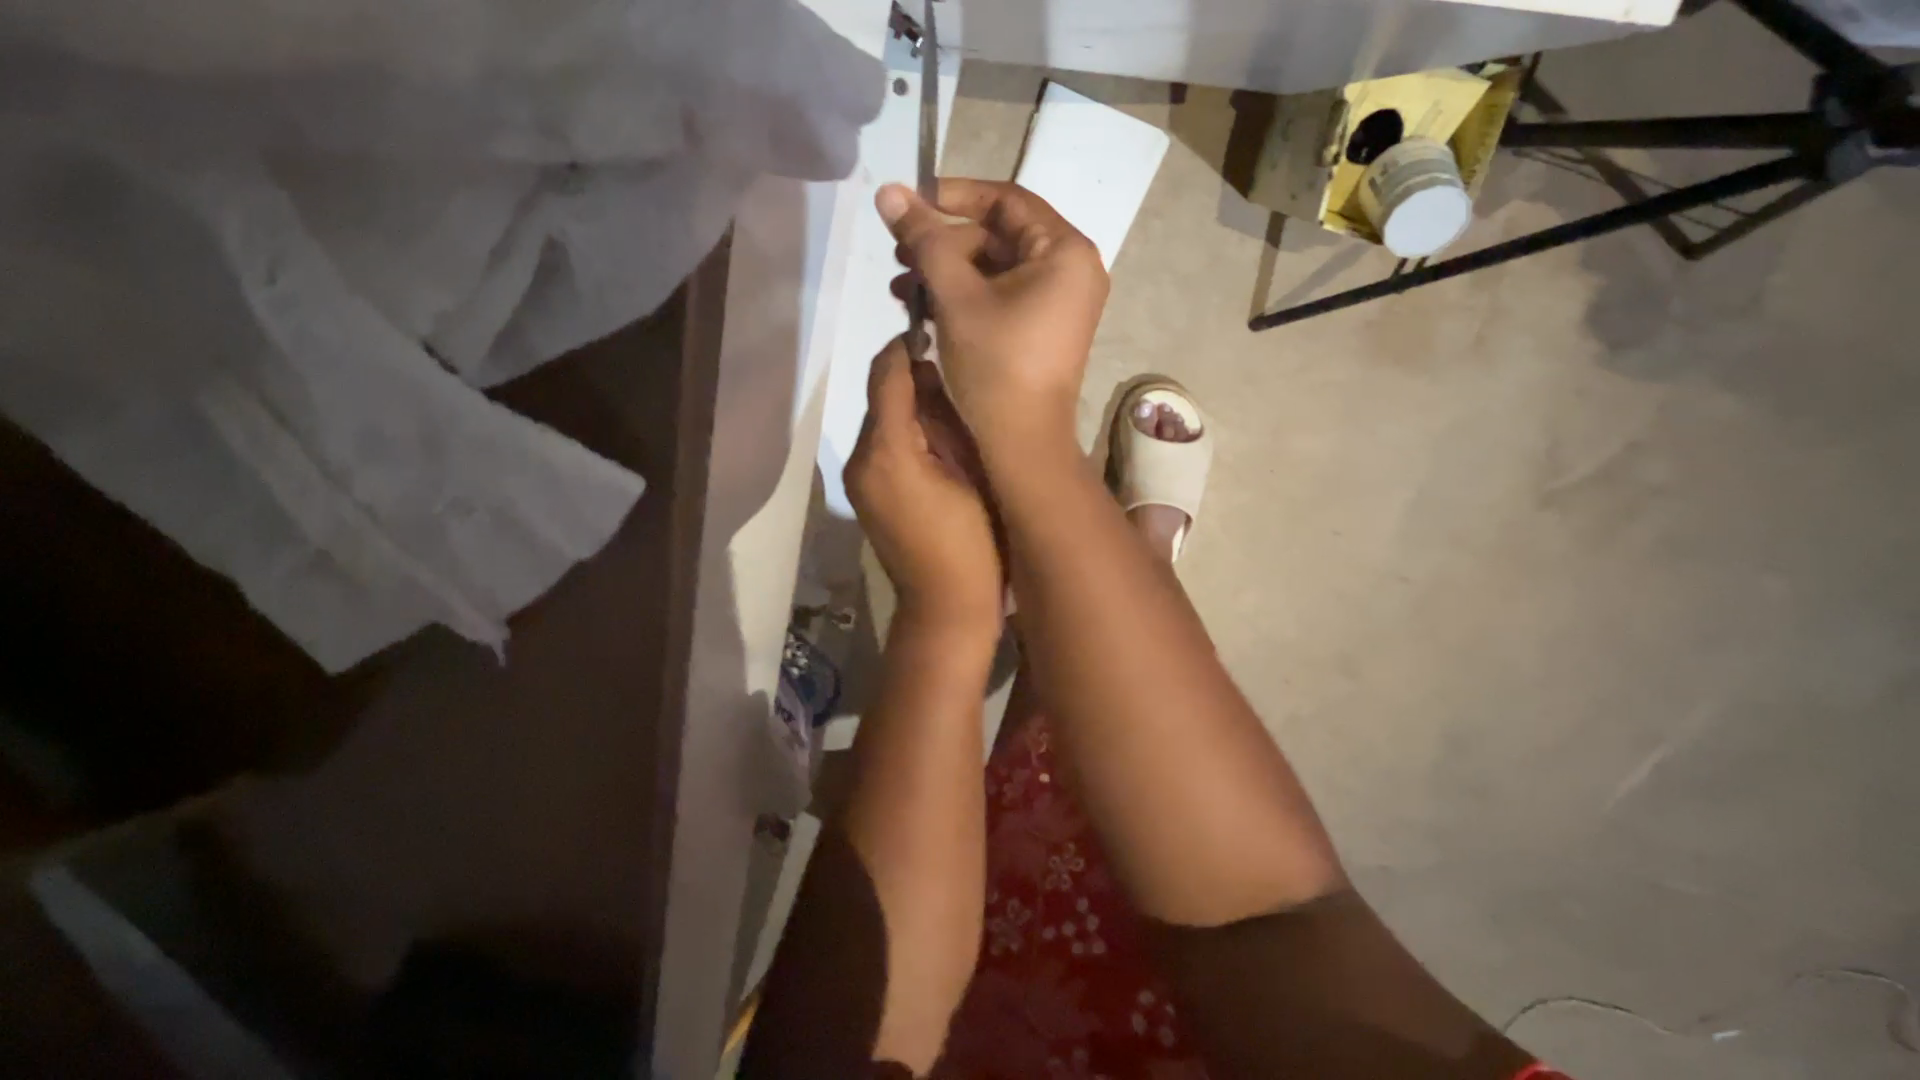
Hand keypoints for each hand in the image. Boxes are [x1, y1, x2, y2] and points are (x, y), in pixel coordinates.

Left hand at [846, 334, 1003, 633]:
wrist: (946, 608)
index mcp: (888, 449)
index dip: (909, 346)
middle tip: (957, 374)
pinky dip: (905, 435)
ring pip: (882, 422)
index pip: (887, 374)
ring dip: (910, 408)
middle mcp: (862, 458)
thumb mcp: (973, 473)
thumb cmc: (974, 543)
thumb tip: (936, 377)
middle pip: (881, 396)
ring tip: (953, 408)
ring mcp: (859, 481)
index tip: (940, 331)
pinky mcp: (865, 497)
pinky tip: (938, 444)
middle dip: (913, 379)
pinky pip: (882, 448)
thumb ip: (950, 419)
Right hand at [877, 180, 1107, 454]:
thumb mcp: (956, 296)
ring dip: (945, 273)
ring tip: (900, 289)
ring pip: (993, 268)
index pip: (1006, 200)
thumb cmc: (996, 364)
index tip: (910, 203)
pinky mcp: (1043, 329)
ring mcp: (1059, 302)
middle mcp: (1071, 270)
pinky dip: (962, 297)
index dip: (954, 195)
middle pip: (998, 236)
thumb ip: (923, 239)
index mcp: (1065, 251)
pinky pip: (1000, 296)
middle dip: (943, 244)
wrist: (1022, 443)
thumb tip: (888, 191)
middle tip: (898, 255)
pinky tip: (922, 310)